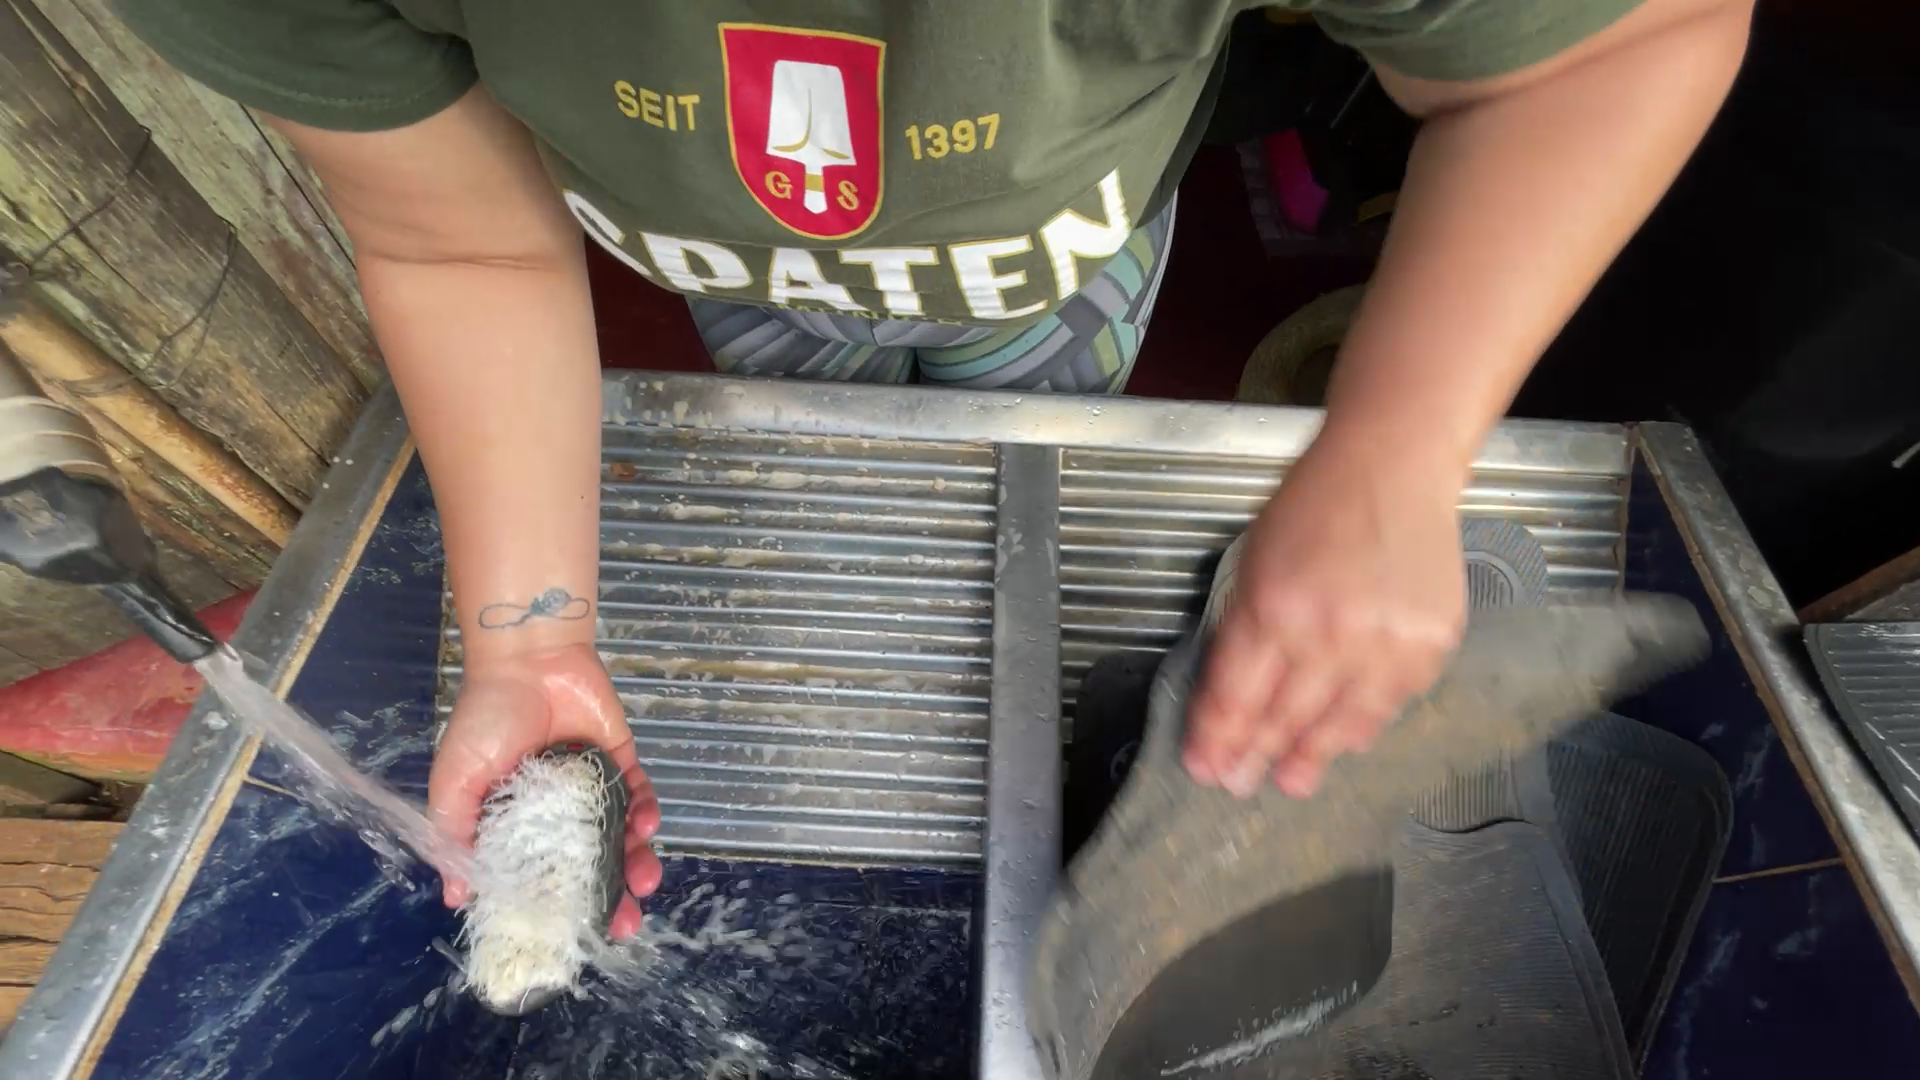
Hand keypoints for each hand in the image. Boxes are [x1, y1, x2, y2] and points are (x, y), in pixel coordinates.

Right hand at [428, 642, 661, 937]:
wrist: (530, 661)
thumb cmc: (486, 721)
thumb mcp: (455, 783)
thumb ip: (456, 836)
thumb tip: (458, 896)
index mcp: (516, 823)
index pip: (541, 876)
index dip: (557, 907)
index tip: (571, 939)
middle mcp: (558, 812)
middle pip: (589, 862)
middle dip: (609, 895)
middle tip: (624, 924)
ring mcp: (592, 787)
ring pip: (621, 834)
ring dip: (636, 861)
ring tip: (644, 882)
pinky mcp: (620, 760)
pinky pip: (639, 792)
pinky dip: (646, 812)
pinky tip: (646, 827)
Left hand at [1184, 439, 1465, 797]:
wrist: (1389, 470)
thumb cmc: (1310, 508)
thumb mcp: (1251, 563)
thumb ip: (1244, 628)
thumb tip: (1236, 690)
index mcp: (1271, 607)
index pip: (1234, 693)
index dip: (1216, 736)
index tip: (1202, 765)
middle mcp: (1327, 633)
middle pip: (1281, 715)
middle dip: (1252, 754)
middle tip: (1236, 784)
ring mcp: (1383, 643)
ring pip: (1337, 721)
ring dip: (1308, 756)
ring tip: (1287, 783)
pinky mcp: (1428, 645)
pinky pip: (1388, 704)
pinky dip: (1360, 728)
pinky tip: (1341, 746)